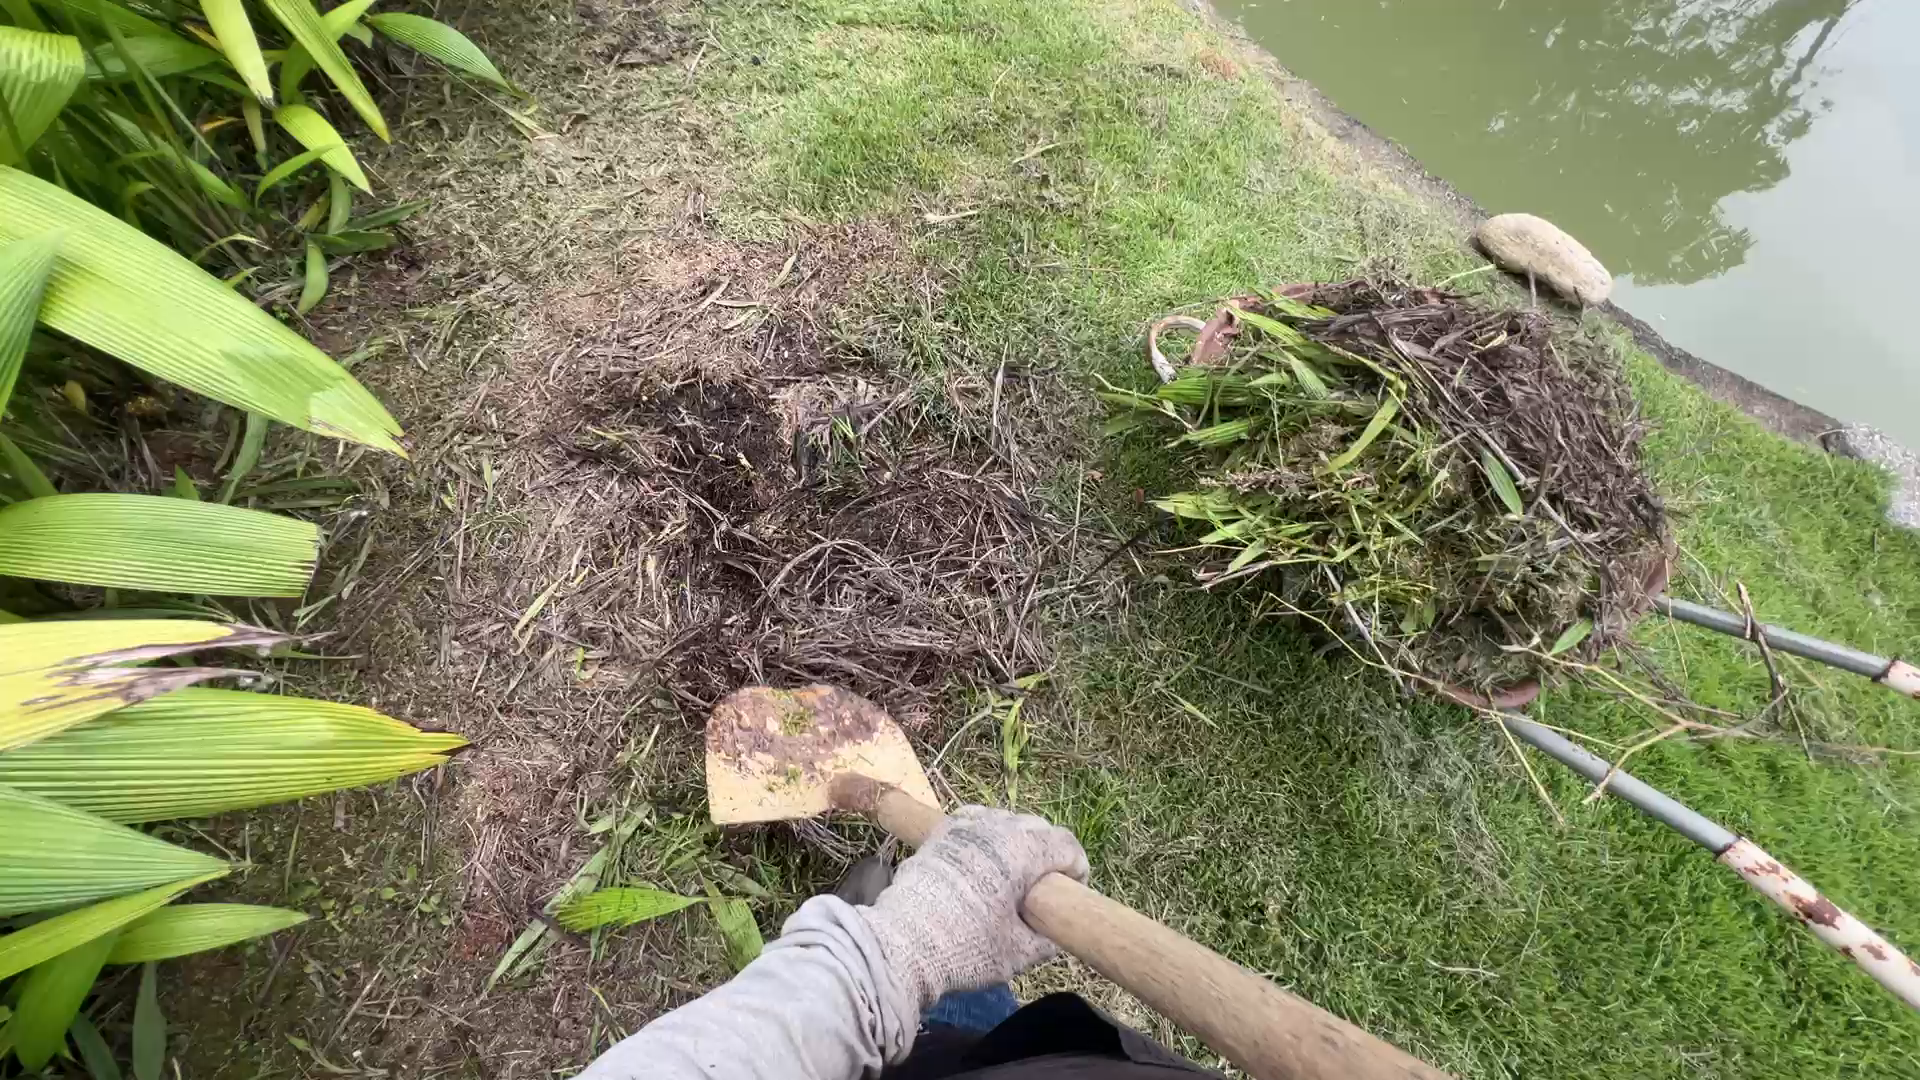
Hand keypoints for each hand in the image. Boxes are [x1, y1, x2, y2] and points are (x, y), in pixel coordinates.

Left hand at [859, 805, 1089, 1010]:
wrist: (904, 942)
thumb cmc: (967, 946)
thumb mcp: (1019, 953)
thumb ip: (1046, 938)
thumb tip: (1053, 932)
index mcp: (1024, 849)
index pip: (1066, 845)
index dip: (1077, 869)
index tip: (1072, 894)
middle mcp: (999, 826)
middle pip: (1039, 828)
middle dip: (1049, 854)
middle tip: (1043, 890)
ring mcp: (968, 823)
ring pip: (1008, 821)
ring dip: (1018, 842)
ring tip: (1012, 875)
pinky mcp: (944, 829)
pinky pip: (978, 821)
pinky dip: (988, 835)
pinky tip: (983, 859)